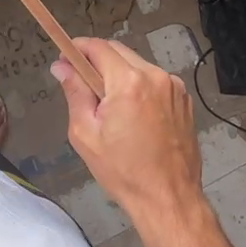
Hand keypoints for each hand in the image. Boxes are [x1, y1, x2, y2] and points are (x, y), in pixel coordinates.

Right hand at [52, 38, 203, 218]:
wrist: (169, 199)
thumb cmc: (124, 171)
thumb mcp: (86, 134)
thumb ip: (74, 93)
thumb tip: (61, 67)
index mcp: (129, 83)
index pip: (98, 47)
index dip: (78, 48)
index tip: (66, 58)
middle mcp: (155, 76)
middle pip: (118, 51)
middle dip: (97, 61)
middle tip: (83, 84)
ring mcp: (174, 86)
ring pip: (136, 64)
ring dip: (119, 73)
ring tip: (111, 105)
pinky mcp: (184, 99)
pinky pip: (154, 80)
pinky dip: (140, 86)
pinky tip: (134, 114)